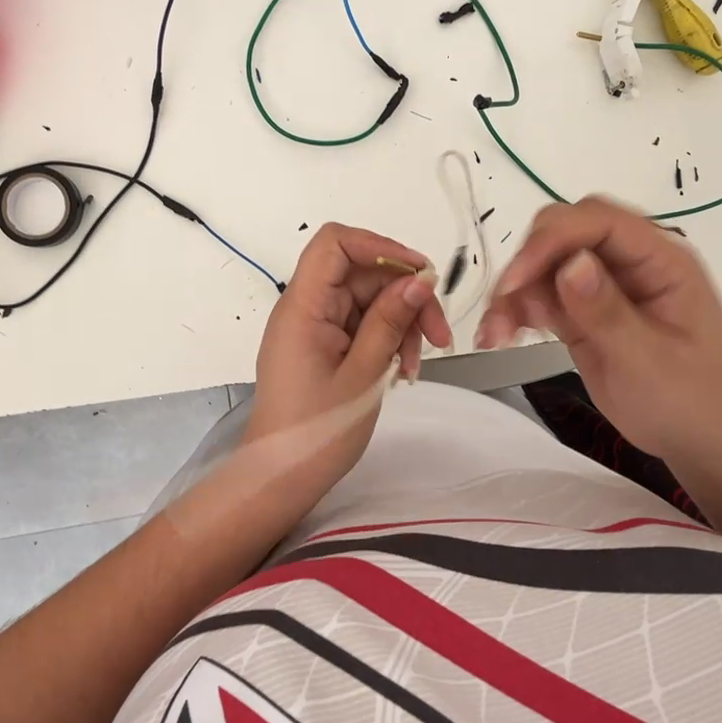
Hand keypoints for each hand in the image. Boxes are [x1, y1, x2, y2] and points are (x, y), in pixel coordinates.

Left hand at [248, 223, 453, 482]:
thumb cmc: (317, 431)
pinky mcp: (324, 345)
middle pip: (362, 274)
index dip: (379, 247)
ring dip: (402, 324)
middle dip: (405, 297)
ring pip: (369, 301)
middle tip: (440, 335)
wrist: (282, 478)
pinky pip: (362, 325)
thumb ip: (390, 321)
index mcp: (303, 306)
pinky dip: (387, 341)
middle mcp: (306, 307)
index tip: (420, 273)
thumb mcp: (363, 375)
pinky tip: (403, 371)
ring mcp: (315, 327)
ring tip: (417, 365)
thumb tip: (419, 278)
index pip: (335, 244)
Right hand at [475, 197, 721, 457]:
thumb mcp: (650, 362)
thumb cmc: (693, 403)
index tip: (516, 281)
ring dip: (514, 292)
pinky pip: (542, 295)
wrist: (706, 445)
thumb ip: (608, 312)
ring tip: (495, 335)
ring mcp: (605, 286)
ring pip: (545, 265)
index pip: (599, 221)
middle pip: (565, 232)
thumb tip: (570, 263)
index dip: (551, 240)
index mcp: (660, 260)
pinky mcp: (583, 313)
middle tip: (503, 307)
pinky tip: (500, 335)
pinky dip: (516, 310)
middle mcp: (630, 262)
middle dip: (528, 262)